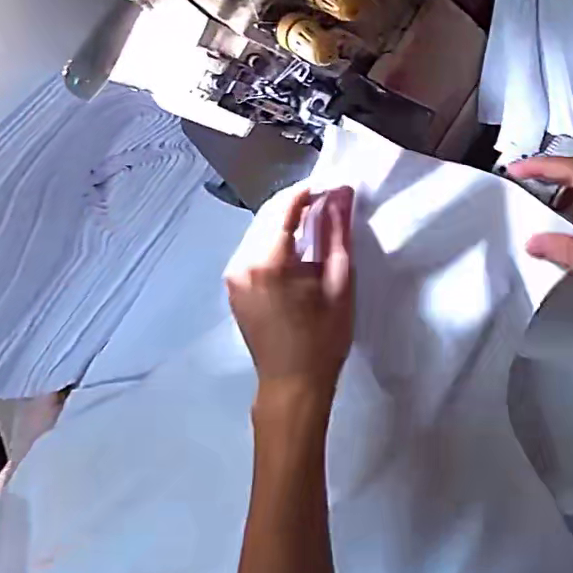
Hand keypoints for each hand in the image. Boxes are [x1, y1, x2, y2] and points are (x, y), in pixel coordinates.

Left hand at [227, 187, 356, 398]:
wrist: (292, 384)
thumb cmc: (323, 339)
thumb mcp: (339, 283)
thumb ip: (338, 233)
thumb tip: (341, 195)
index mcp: (268, 262)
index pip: (284, 207)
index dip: (308, 191)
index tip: (332, 187)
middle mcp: (242, 262)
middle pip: (267, 214)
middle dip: (296, 203)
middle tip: (328, 202)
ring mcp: (232, 273)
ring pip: (258, 228)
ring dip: (285, 219)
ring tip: (315, 223)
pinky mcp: (232, 283)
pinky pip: (252, 246)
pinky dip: (274, 238)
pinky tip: (296, 246)